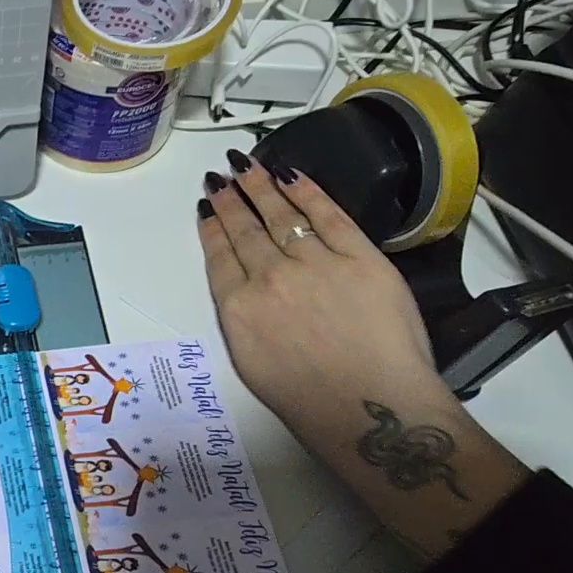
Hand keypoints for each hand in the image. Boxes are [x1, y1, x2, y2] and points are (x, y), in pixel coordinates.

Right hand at [197, 150, 452, 437]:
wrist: (366, 404)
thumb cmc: (305, 397)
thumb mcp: (248, 360)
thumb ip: (240, 318)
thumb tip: (244, 292)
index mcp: (238, 308)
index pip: (220, 257)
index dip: (211, 229)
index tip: (206, 208)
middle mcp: (269, 278)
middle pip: (246, 231)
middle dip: (231, 200)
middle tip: (220, 177)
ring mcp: (315, 264)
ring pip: (281, 217)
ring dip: (261, 188)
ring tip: (247, 167)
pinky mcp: (360, 259)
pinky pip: (329, 216)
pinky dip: (309, 193)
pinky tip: (293, 176)